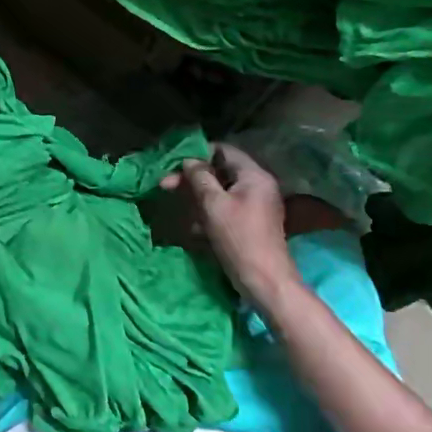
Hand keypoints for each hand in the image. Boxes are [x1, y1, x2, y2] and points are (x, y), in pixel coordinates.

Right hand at [162, 143, 301, 304]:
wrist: (265, 281)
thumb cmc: (238, 238)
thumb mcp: (213, 205)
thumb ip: (200, 178)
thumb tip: (189, 161)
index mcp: (254, 175)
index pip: (224, 150)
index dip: (198, 153)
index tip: (175, 164)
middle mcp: (258, 185)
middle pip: (221, 171)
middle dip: (193, 178)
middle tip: (165, 185)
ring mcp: (256, 205)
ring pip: (221, 191)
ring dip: (198, 197)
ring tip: (177, 206)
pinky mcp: (251, 223)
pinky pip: (226, 208)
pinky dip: (209, 212)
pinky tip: (193, 226)